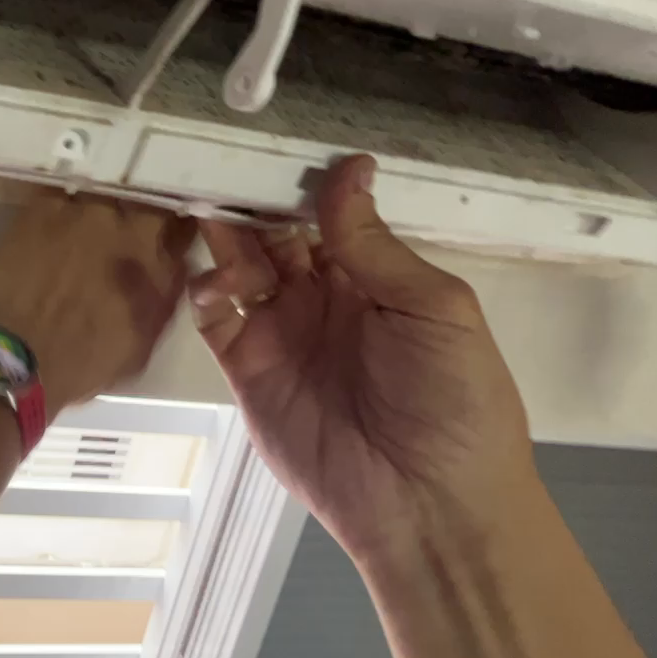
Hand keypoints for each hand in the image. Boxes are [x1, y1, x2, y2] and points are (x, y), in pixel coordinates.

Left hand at [0, 193, 195, 415]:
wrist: (14, 356)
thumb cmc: (81, 362)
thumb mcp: (141, 340)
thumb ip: (162, 293)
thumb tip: (170, 262)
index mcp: (153, 261)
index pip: (179, 222)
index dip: (173, 224)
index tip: (166, 229)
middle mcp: (122, 226)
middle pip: (141, 200)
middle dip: (137, 211)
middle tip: (122, 228)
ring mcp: (79, 211)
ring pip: (101, 193)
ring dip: (99, 207)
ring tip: (85, 226)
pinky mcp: (39, 208)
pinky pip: (60, 193)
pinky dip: (62, 206)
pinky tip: (54, 222)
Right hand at [190, 155, 538, 563]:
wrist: (423, 503)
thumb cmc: (450, 400)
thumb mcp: (433, 311)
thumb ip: (374, 244)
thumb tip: (351, 167)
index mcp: (369, 278)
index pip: (323, 217)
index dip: (298, 187)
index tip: (270, 153)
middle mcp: (317, 296)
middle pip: (271, 236)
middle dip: (250, 206)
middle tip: (222, 174)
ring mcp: (277, 330)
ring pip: (236, 267)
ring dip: (223, 241)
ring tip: (213, 219)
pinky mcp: (244, 365)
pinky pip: (213, 318)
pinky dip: (206, 292)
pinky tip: (218, 286)